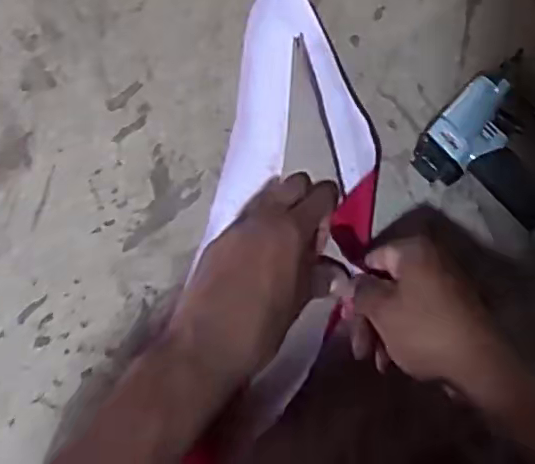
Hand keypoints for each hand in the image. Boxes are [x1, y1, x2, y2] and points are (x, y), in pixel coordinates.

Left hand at [161, 173, 339, 393]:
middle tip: (305, 231)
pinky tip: (255, 258)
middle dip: (306, 198)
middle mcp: (265, 217)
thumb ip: (319, 276)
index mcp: (292, 228)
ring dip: (280, 208)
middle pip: (296, 182)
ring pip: (268, 194)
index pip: (324, 192)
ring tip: (280, 242)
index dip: (331, 207)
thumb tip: (337, 274)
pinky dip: (257, 226)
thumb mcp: (298, 302)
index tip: (325, 234)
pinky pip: (246, 218)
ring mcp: (237, 227)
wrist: (197, 353)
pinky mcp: (216, 241)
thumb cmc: (258, 328)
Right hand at [341, 235, 519, 393]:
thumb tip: (348, 280)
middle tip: (358, 349)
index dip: (355, 285)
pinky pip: (415, 314)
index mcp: (414, 250)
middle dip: (367, 317)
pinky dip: (400, 334)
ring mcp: (441, 282)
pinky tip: (391, 362)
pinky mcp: (448, 306)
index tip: (343, 314)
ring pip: (398, 302)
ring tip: (376, 362)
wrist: (473, 357)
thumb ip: (362, 292)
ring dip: (381, 331)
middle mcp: (429, 259)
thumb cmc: (423, 328)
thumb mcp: (383, 310)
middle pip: (385, 283)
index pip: (373, 257)